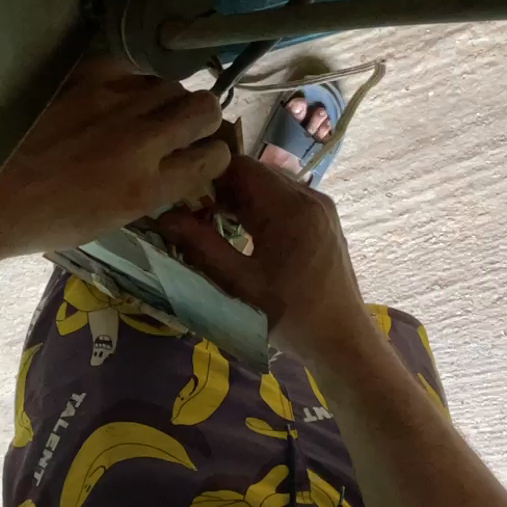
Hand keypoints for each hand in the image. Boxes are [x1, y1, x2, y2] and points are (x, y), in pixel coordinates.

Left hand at [0, 56, 231, 257]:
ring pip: (170, 82)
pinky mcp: (83, 79)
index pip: (212, 158)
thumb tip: (176, 167)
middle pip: (203, 107)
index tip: (205, 154)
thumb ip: (152, 191)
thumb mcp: (112, 221)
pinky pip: (131, 66)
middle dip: (204, 117)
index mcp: (146, 189)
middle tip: (188, 124)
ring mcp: (112, 104)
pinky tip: (121, 91)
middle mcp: (139, 142)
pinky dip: (135, 79)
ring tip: (152, 108)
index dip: (216, 154)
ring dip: (171, 96)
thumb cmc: (48, 222)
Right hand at [155, 155, 374, 363]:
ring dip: (238, 199)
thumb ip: (201, 248)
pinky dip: (258, 208)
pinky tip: (241, 233)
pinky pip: (284, 199)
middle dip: (219, 188)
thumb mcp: (240, 285)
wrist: (342, 340)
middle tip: (189, 213)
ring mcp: (320, 205)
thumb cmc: (290, 317)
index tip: (179, 197)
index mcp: (289, 208)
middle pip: (254, 172)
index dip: (205, 175)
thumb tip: (164, 217)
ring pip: (268, 185)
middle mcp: (309, 196)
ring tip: (211, 224)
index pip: (239, 166)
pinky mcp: (323, 218)